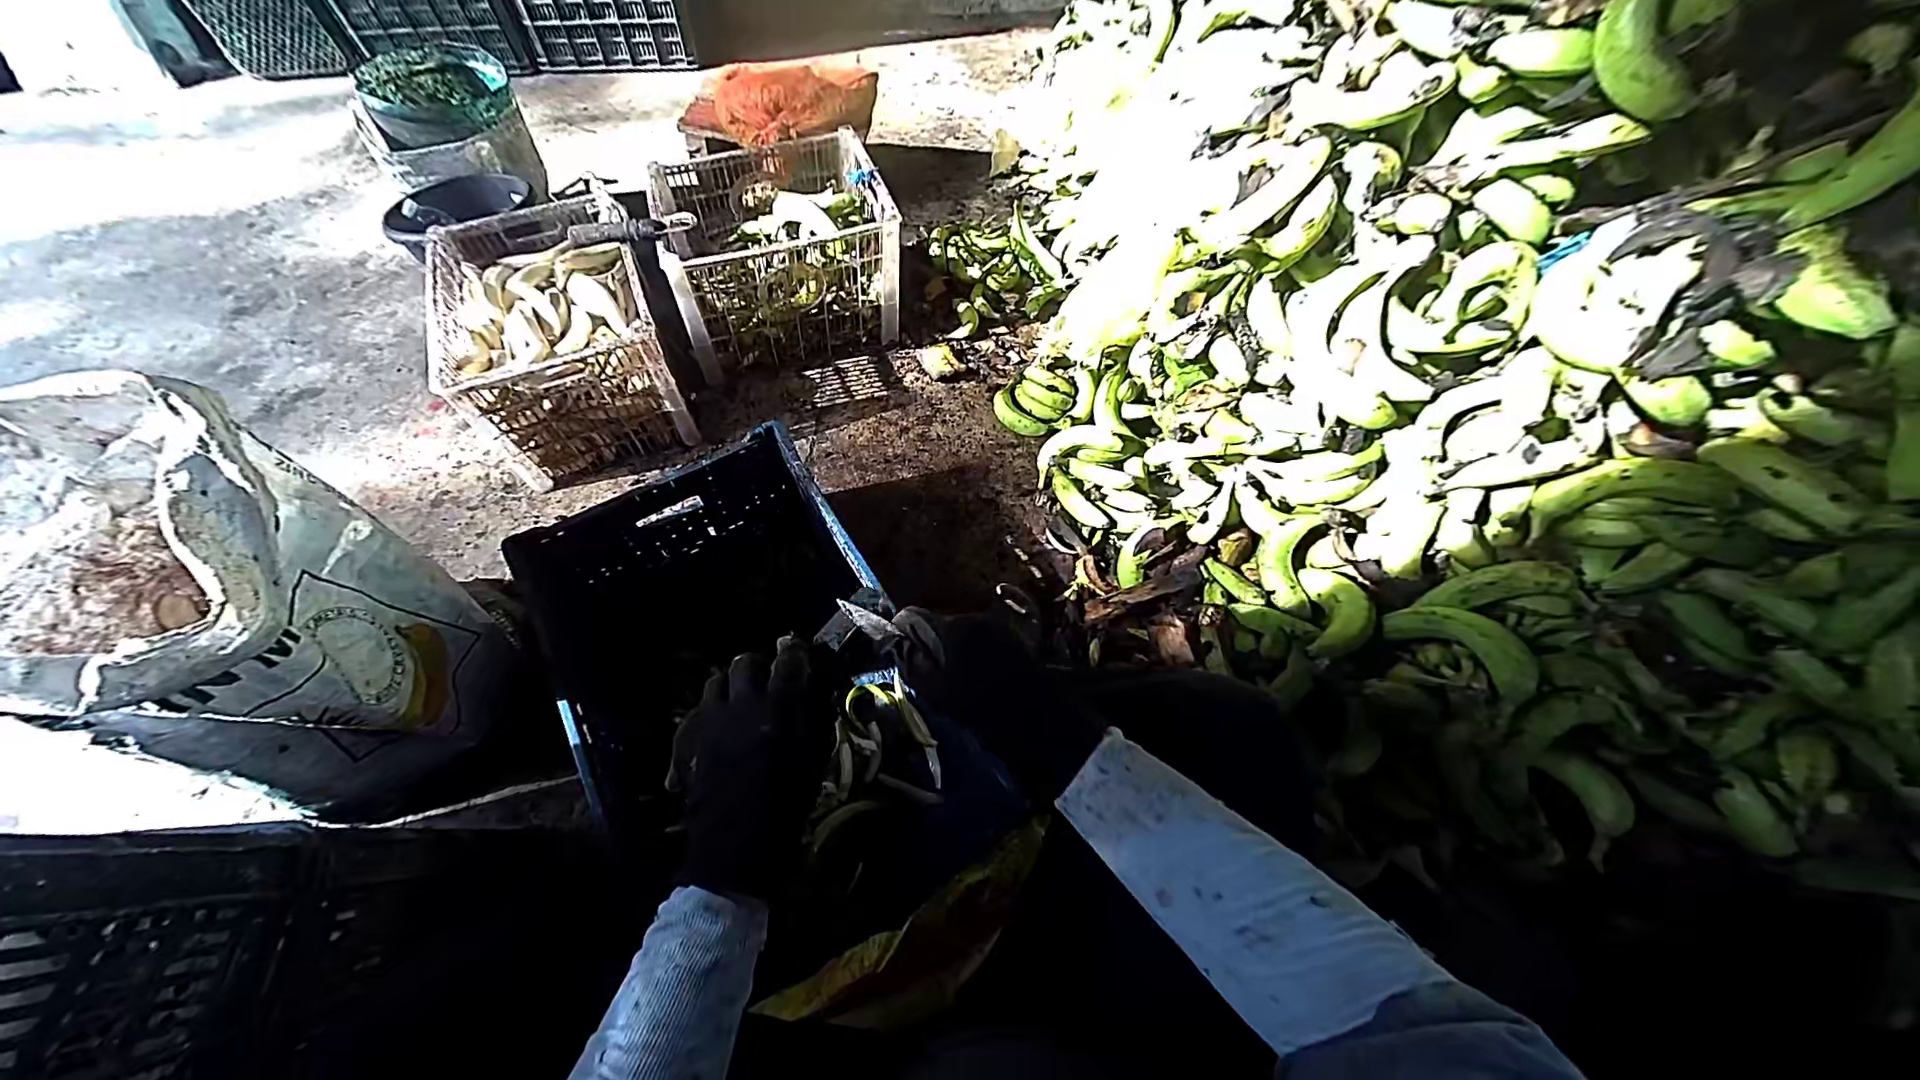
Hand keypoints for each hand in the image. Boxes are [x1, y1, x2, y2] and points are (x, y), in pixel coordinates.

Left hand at [671, 635, 829, 899]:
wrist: (737, 846)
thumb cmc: (786, 805)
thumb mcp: (813, 759)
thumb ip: (814, 720)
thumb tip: (815, 694)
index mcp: (777, 709)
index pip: (787, 661)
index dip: (794, 652)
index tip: (797, 650)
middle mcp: (741, 706)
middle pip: (744, 663)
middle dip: (756, 666)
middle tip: (765, 677)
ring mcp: (709, 722)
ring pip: (715, 683)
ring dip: (730, 686)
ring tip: (739, 700)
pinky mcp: (688, 740)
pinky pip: (696, 712)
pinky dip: (709, 713)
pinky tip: (717, 728)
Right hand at [890, 607, 1104, 801]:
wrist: (1040, 718)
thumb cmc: (982, 708)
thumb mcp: (935, 692)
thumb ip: (909, 661)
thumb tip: (891, 641)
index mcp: (949, 627)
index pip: (910, 617)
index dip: (901, 637)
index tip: (904, 659)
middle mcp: (971, 617)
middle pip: (936, 624)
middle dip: (929, 645)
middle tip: (931, 676)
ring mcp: (994, 625)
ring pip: (959, 632)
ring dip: (953, 650)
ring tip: (958, 681)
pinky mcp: (1011, 637)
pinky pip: (981, 639)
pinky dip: (974, 653)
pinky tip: (980, 678)